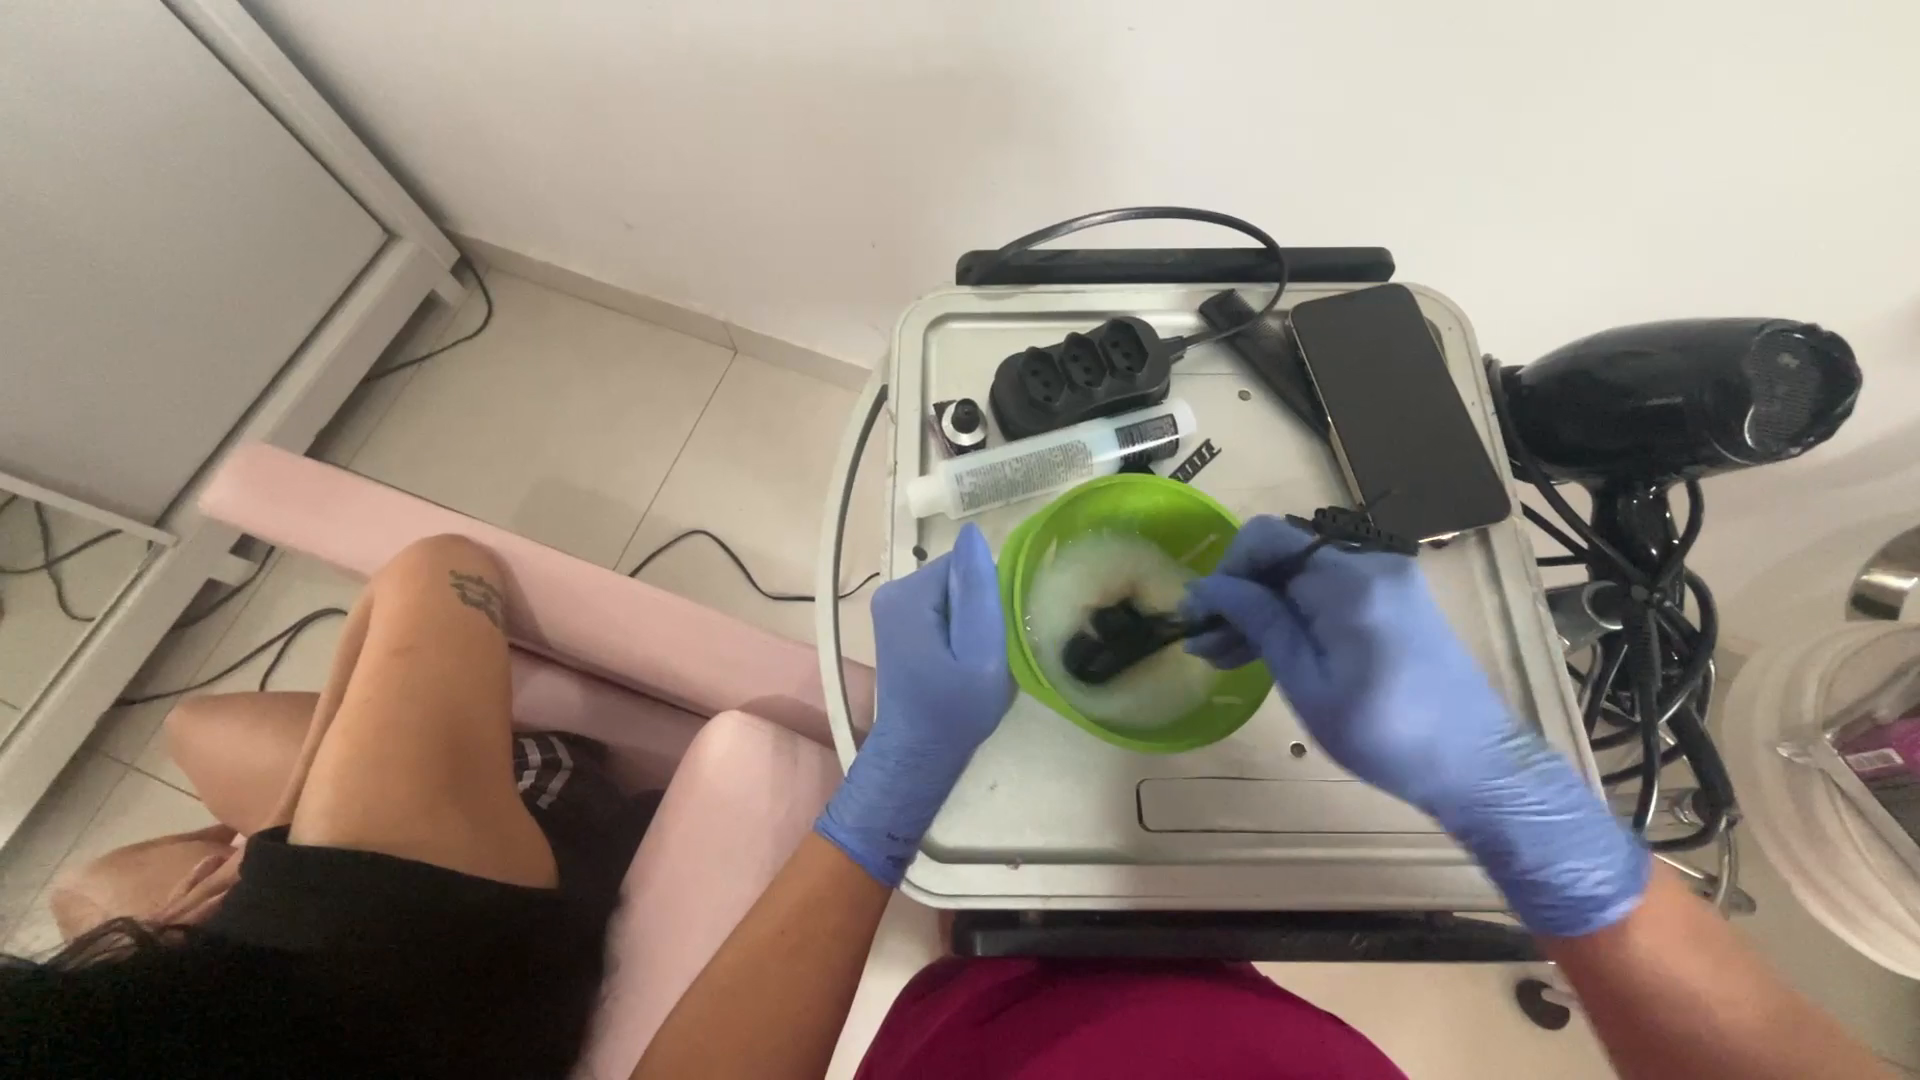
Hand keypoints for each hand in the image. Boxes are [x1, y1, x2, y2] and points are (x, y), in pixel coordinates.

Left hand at [816, 523, 1014, 886]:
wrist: (918, 755)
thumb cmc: (954, 711)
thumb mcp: (980, 654)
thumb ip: (980, 594)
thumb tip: (974, 533)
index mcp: (908, 595)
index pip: (966, 566)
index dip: (993, 594)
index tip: (1002, 631)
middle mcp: (892, 593)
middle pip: (957, 578)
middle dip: (982, 607)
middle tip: (992, 650)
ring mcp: (892, 609)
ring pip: (953, 594)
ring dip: (972, 620)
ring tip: (978, 658)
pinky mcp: (899, 625)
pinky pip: (942, 610)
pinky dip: (959, 629)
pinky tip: (964, 659)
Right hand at [1183, 515, 1648, 936]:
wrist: (1478, 768)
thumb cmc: (1385, 734)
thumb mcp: (1306, 681)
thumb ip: (1258, 621)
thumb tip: (1205, 587)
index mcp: (1348, 581)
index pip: (1264, 538)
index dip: (1224, 571)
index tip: (1202, 618)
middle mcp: (1369, 563)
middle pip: (1280, 555)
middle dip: (1237, 594)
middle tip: (1206, 645)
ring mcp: (1384, 580)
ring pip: (1298, 575)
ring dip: (1260, 608)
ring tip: (1223, 656)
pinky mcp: (1391, 600)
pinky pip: (1325, 591)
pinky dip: (1292, 614)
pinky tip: (1262, 650)